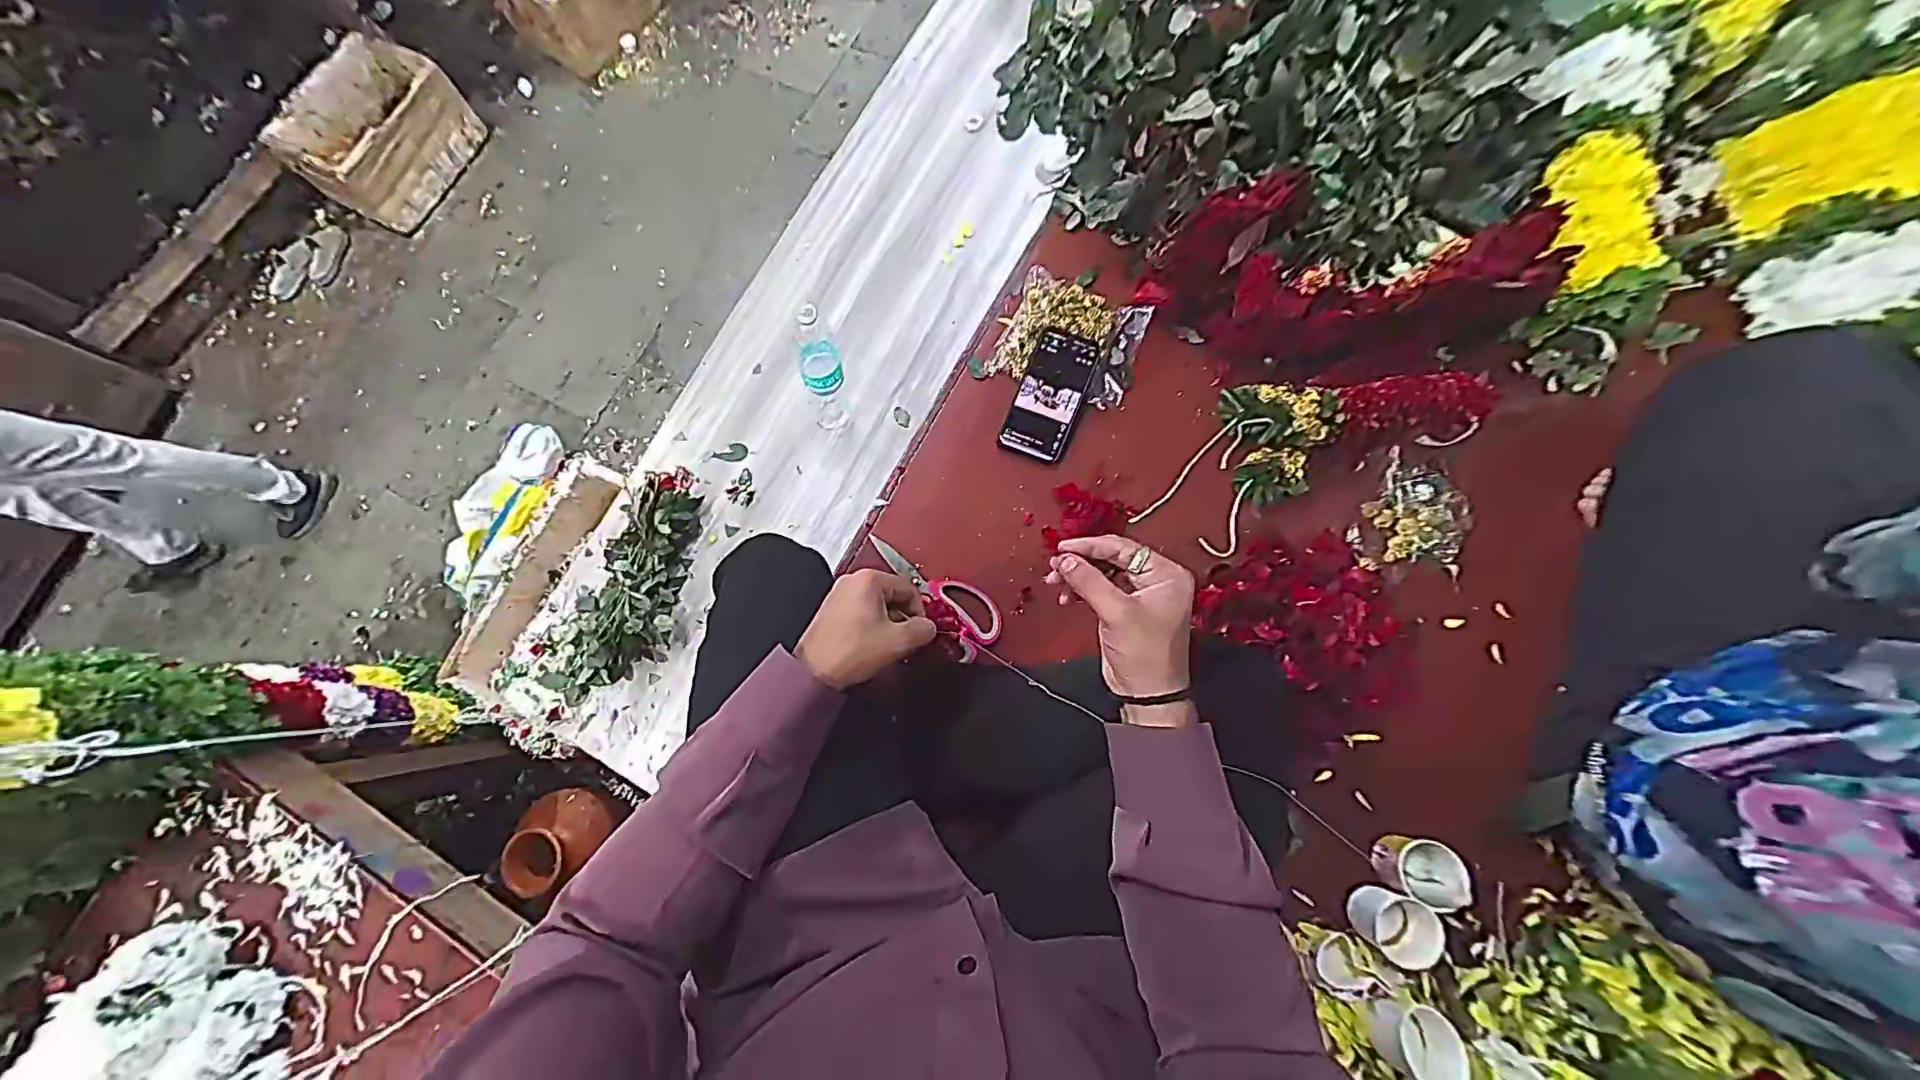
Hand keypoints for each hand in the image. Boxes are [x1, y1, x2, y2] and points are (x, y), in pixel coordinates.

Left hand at [795, 569, 938, 688]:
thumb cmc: (850, 652)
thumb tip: (928, 628)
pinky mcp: (832, 610)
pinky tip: (871, 645)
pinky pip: (862, 611)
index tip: (920, 630)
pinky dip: (872, 625)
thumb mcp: (898, 641)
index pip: (909, 589)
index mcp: (869, 580)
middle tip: (905, 639)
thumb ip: (922, 630)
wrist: (814, 672)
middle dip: (903, 618)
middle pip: (893, 595)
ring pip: (878, 604)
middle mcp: (853, 581)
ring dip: (888, 623)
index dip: (920, 611)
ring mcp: (840, 594)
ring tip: (887, 645)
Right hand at [1046, 536, 1194, 721]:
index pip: (1124, 548)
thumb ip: (1089, 581)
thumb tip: (1064, 558)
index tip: (1063, 547)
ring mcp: (1142, 593)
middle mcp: (1157, 579)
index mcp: (1167, 574)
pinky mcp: (1128, 607)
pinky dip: (1083, 589)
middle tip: (1056, 565)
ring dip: (1079, 575)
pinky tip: (1067, 595)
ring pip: (1104, 572)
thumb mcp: (1116, 613)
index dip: (1090, 546)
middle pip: (1113, 558)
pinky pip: (1103, 588)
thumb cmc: (1145, 654)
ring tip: (1056, 581)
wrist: (1148, 693)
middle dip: (1082, 561)